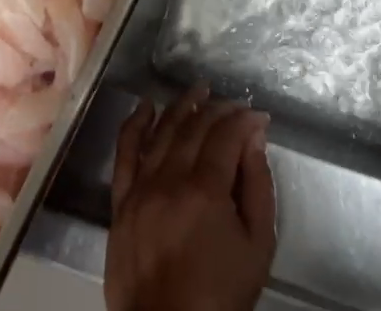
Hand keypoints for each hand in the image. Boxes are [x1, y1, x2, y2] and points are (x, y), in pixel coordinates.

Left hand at [106, 86, 275, 310]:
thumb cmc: (221, 293)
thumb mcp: (258, 242)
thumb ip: (258, 184)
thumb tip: (254, 138)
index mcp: (205, 191)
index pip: (226, 134)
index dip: (245, 119)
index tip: (259, 117)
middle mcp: (168, 182)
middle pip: (194, 128)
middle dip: (218, 109)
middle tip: (234, 104)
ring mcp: (139, 192)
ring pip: (160, 134)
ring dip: (181, 107)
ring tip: (198, 90)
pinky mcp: (120, 206)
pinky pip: (124, 157)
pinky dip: (134, 127)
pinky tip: (145, 108)